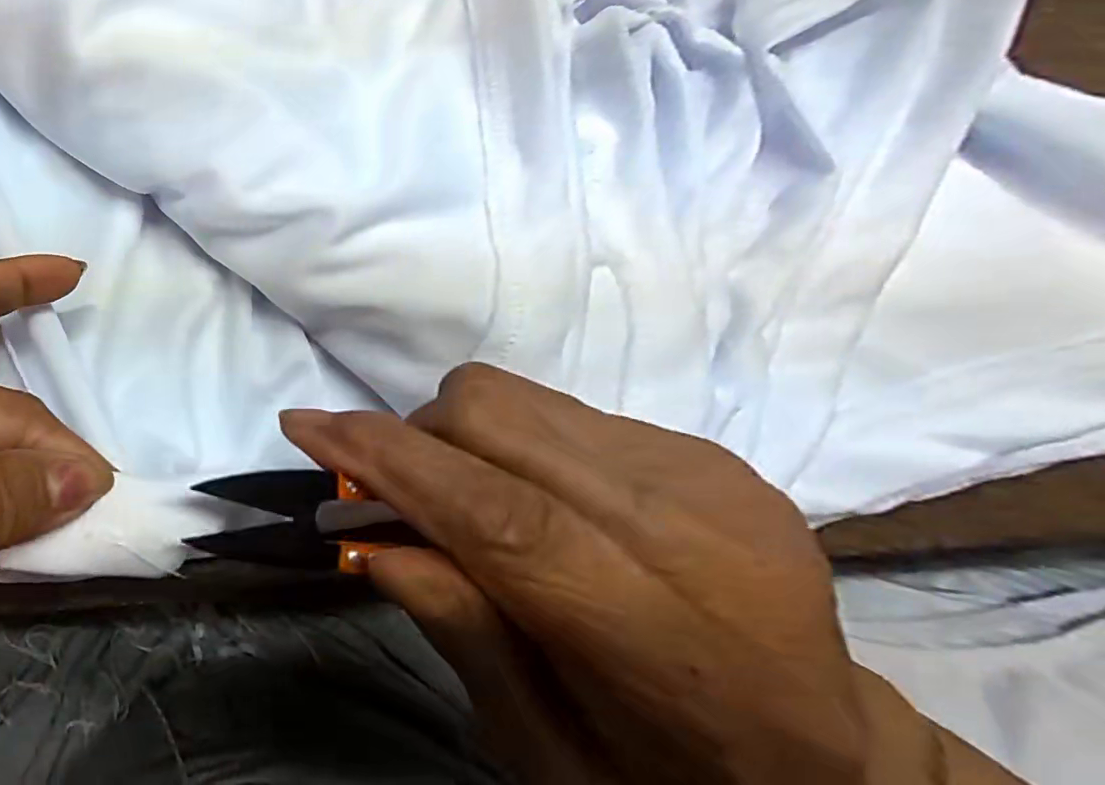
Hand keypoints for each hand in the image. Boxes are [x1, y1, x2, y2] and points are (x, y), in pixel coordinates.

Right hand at [281, 365, 1020, 784]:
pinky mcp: (702, 446)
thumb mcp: (547, 753)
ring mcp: (705, 473)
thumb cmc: (670, 782)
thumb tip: (368, 538)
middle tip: (392, 497)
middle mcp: (695, 531)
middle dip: (411, 440)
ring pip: (513, 395)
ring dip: (453, 434)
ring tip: (463, 498)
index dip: (390, 461)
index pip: (501, 518)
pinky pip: (552, 405)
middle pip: (496, 421)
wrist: (838, 761)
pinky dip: (505, 438)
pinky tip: (529, 495)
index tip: (302, 425)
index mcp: (670, 642)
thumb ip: (462, 633)